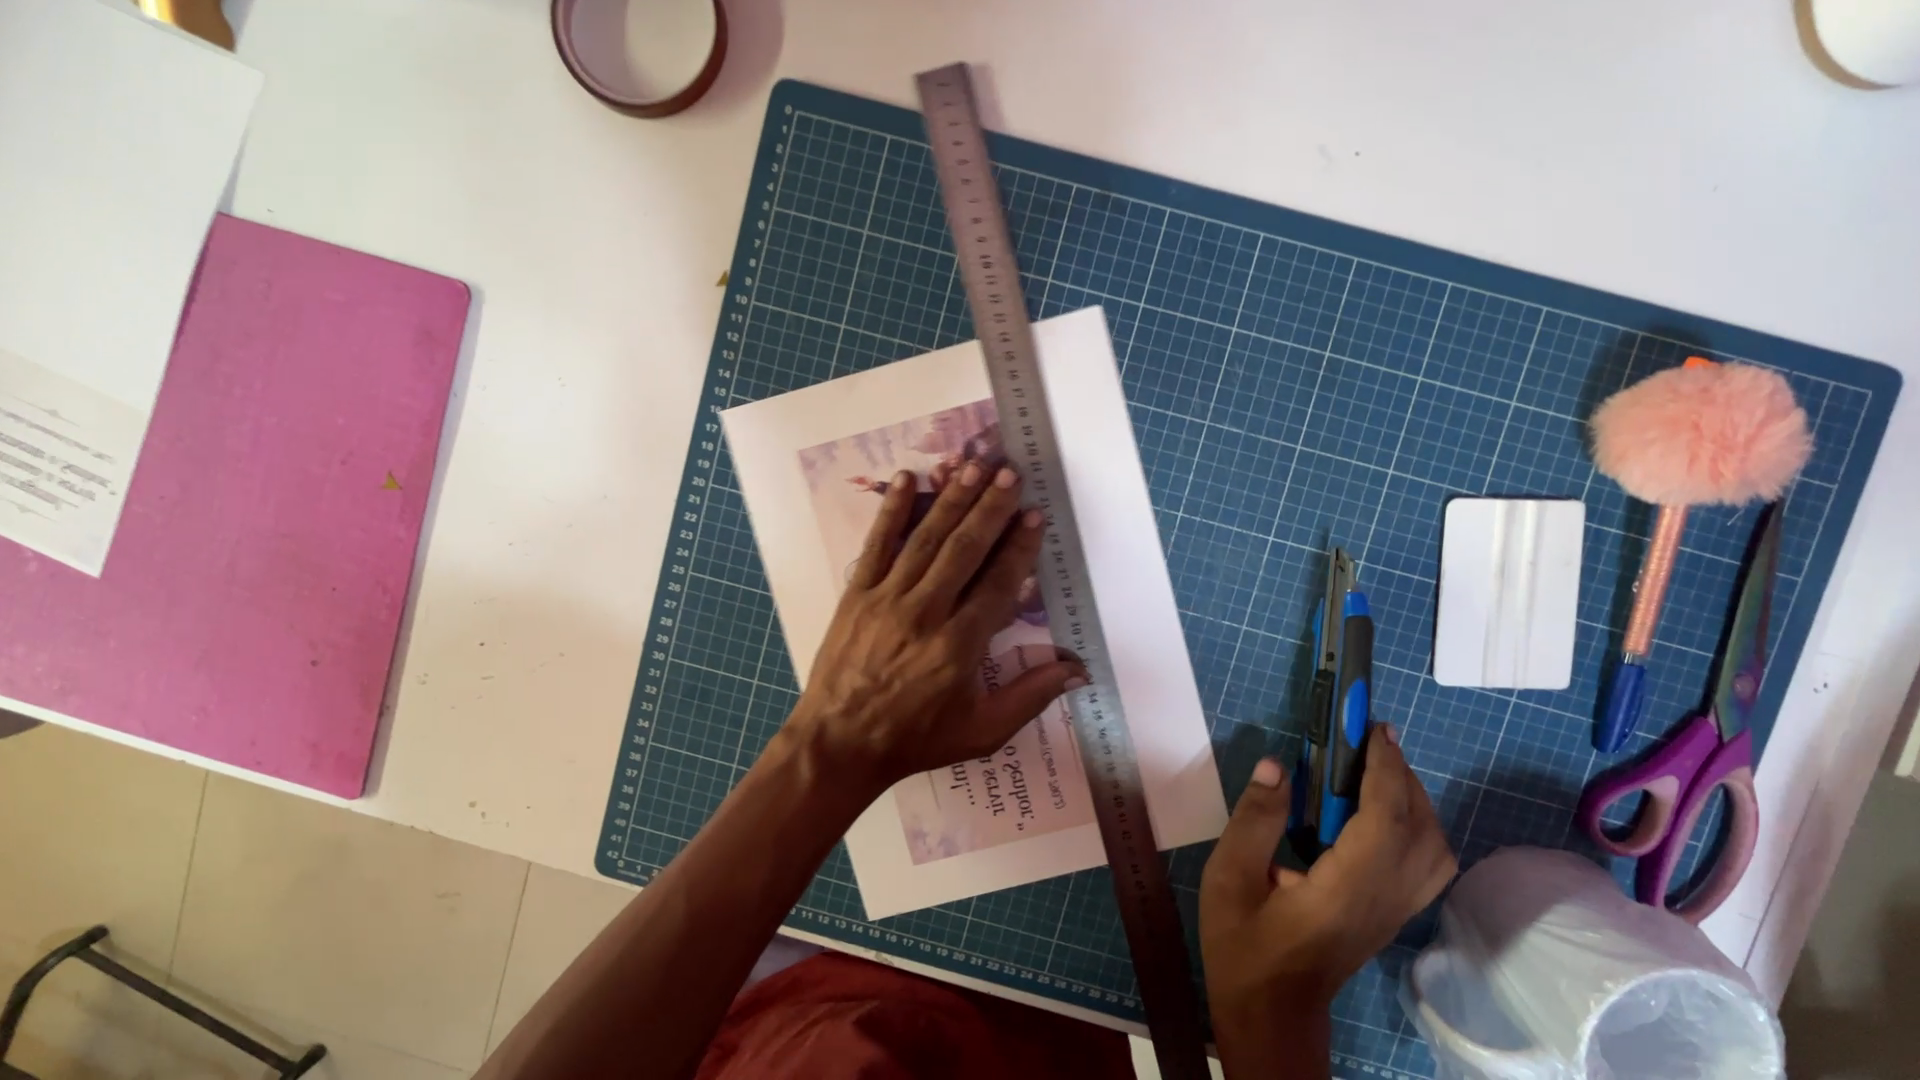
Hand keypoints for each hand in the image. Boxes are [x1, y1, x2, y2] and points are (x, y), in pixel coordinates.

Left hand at [786, 463, 1084, 796]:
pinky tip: (907, 479)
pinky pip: (877, 544)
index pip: (997, 584)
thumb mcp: (981, 732)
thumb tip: (1078, 671)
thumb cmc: (915, 739)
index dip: (1018, 547)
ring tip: (974, 466)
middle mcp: (924, 613)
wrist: (838, 744)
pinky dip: (891, 510)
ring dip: (951, 500)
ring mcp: (886, 599)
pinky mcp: (856, 595)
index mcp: (959, 646)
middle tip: (1010, 472)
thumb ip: (1030, 697)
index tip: (1034, 515)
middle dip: (990, 508)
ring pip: (926, 540)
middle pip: (964, 549)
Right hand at [1199, 727, 1455, 1074]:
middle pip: (1420, 826)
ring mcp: (1396, 911)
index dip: (1385, 768)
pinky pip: (1430, 864)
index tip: (1372, 728)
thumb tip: (1275, 766)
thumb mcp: (1228, 879)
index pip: (1386, 817)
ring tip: (1377, 770)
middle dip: (1402, 774)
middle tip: (1370, 738)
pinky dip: (1420, 827)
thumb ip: (1254, 821)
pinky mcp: (1393, 916)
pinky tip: (1387, 814)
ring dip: (1415, 799)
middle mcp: (1384, 897)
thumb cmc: (1242, 947)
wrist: (1270, 1012)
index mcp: (1346, 887)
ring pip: (1435, 847)